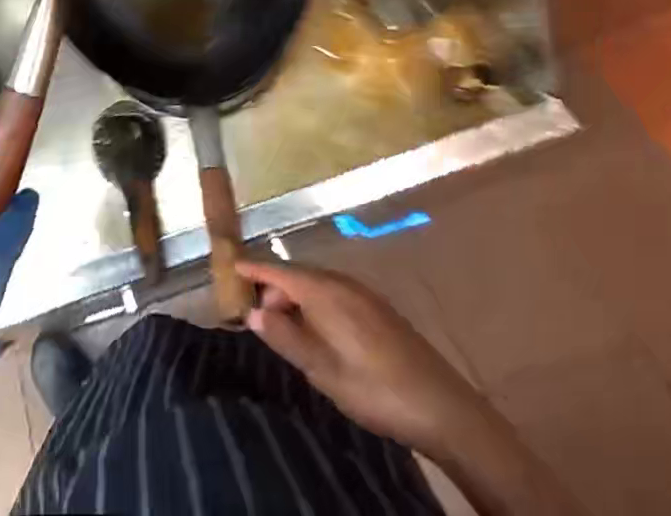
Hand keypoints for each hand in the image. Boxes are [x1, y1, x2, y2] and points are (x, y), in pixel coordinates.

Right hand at [239, 259, 482, 460]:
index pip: (280, 271)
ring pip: (318, 283)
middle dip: (273, 287)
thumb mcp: (322, 370)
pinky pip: (335, 293)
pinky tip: (316, 329)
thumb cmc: (374, 388)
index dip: (254, 268)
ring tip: (282, 325)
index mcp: (326, 293)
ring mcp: (364, 294)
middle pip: (298, 274)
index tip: (230, 265)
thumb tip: (253, 313)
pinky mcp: (378, 309)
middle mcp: (344, 283)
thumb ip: (285, 337)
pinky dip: (315, 302)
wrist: (441, 406)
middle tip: (255, 315)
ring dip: (295, 296)